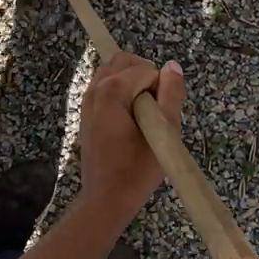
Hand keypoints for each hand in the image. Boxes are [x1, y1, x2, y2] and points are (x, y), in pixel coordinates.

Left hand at [76, 52, 183, 213]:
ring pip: (113, 72)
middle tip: (156, 108)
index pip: (146, 69)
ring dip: (132, 83)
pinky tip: (130, 119)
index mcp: (112, 91)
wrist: (106, 197)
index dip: (161, 88)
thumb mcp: (164, 132)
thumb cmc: (136, 169)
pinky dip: (120, 92)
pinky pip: (105, 87)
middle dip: (145, 76)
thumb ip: (170, 95)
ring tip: (145, 114)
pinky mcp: (86, 111)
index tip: (163, 114)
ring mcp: (87, 99)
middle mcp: (95, 88)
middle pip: (124, 61)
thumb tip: (172, 66)